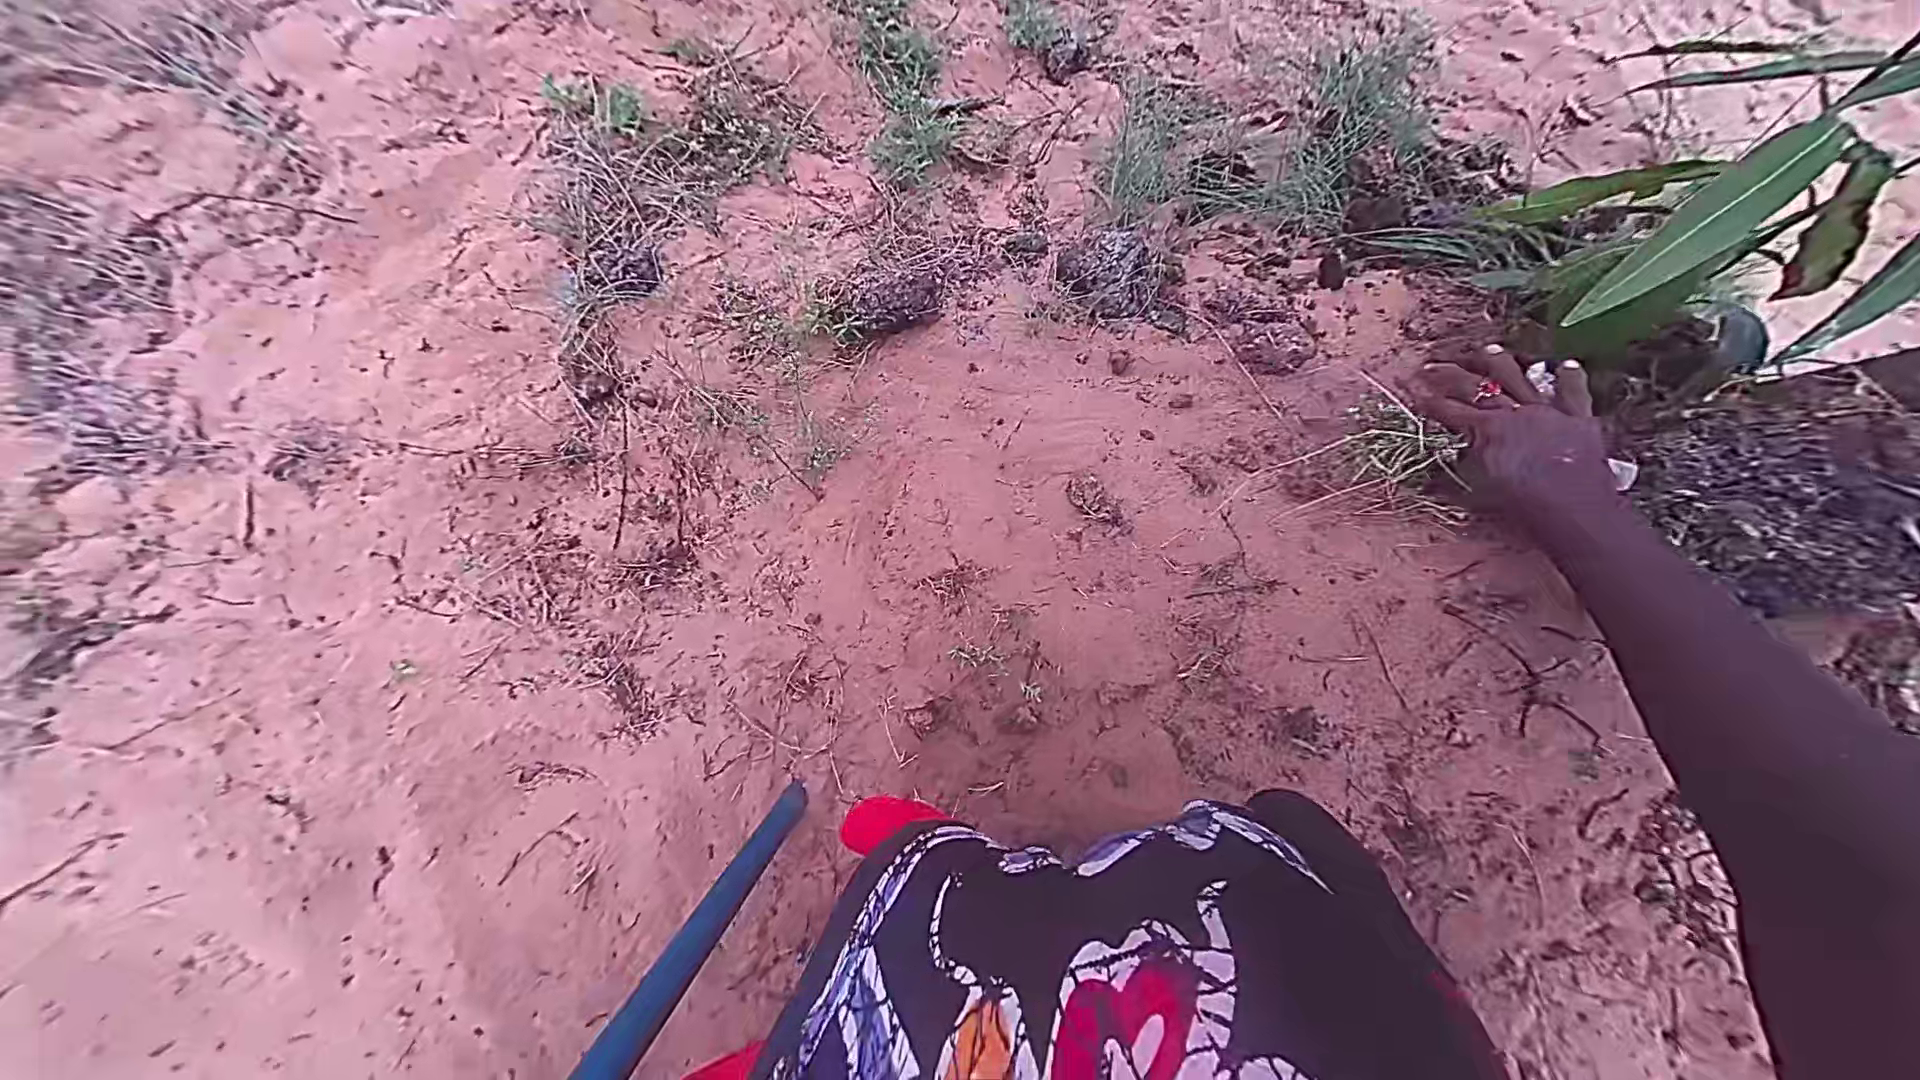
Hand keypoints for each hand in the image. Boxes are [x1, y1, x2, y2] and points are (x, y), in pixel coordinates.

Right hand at [1413, 348, 1620, 530]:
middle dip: (1449, 373)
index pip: (1445, 409)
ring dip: (1501, 363)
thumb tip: (1428, 467)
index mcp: (1484, 430)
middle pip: (1476, 386)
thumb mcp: (1471, 488)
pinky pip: (1573, 392)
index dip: (1423, 397)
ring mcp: (1547, 412)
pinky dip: (1569, 377)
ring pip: (1520, 378)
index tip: (1407, 385)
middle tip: (1432, 363)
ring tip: (1487, 349)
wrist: (1570, 506)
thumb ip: (1450, 471)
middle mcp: (1513, 413)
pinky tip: (1565, 364)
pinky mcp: (1578, 418)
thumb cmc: (1515, 502)